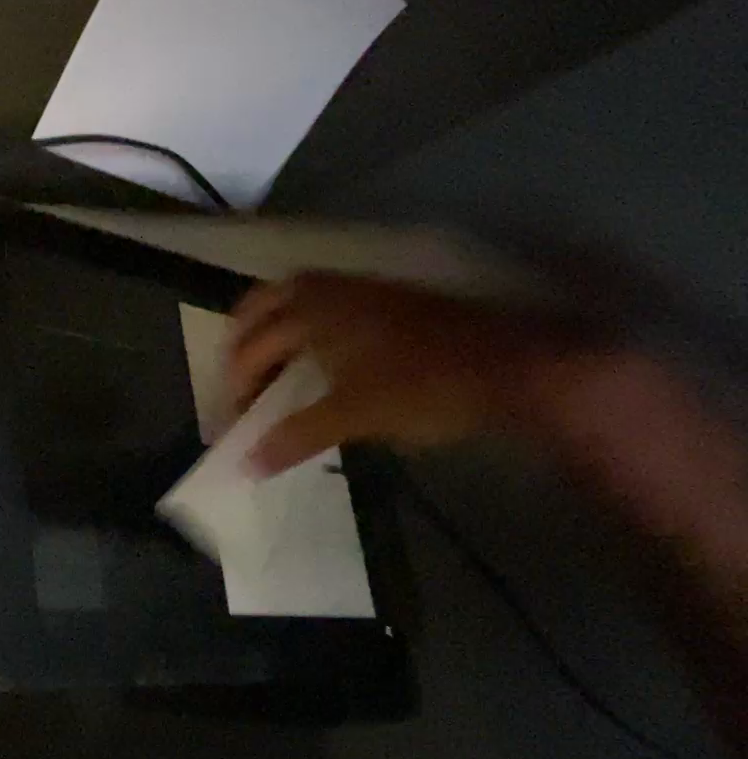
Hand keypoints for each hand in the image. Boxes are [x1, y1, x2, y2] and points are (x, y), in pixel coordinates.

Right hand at [226, 273, 570, 473]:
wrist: (522, 368)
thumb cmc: (423, 388)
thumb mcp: (352, 417)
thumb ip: (293, 438)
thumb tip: (242, 467)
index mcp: (312, 313)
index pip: (252, 346)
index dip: (236, 383)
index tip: (235, 417)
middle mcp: (331, 291)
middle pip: (264, 305)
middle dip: (243, 341)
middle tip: (238, 381)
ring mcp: (365, 292)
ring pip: (298, 299)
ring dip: (275, 329)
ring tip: (273, 369)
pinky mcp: (393, 301)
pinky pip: (329, 304)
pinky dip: (308, 326)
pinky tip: (320, 358)